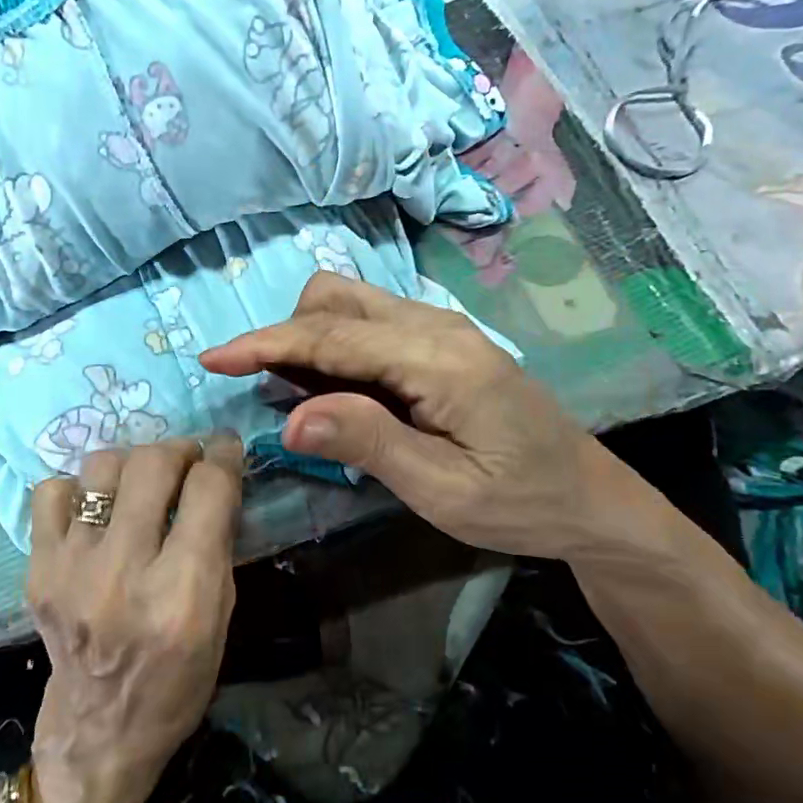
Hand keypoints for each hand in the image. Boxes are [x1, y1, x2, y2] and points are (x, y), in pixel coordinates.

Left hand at [25, 434, 244, 802]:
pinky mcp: (38, 568)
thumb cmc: (176, 680)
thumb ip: (217, 544)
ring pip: (102, 466)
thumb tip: (214, 477)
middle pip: (152, 464)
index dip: (223, 456)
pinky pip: (52, 492)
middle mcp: (125, 571)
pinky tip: (94, 509)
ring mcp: (72, 566)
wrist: (100, 725)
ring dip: (132, 464)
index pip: (208, 489)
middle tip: (186, 461)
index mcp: (183, 592)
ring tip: (140, 482)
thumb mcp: (220, 618)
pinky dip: (78, 490)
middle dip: (179, 451)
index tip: (224, 448)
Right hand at [199, 273, 657, 565]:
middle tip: (267, 393)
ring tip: (300, 397)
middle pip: (334, 299)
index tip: (211, 359)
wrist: (591, 500)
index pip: (331, 337)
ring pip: (348, 304)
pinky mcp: (439, 341)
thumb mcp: (442, 489)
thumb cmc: (520, 504)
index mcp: (439, 360)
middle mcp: (436, 326)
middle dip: (285, 336)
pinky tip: (335, 391)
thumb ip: (368, 442)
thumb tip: (291, 419)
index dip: (265, 345)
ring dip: (307, 338)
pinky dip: (332, 346)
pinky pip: (367, 323)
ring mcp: (440, 328)